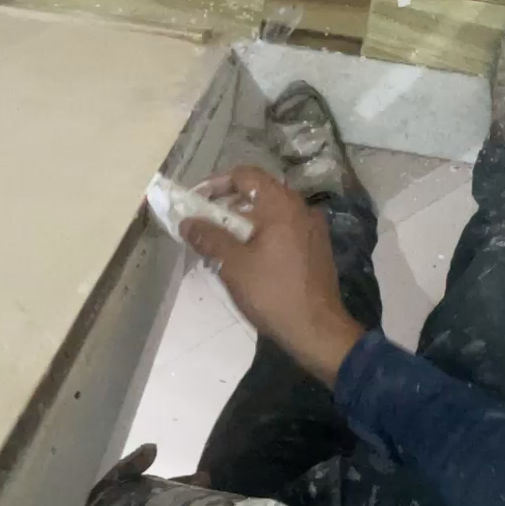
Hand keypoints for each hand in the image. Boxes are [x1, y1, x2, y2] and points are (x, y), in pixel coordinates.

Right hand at [180, 166, 364, 386]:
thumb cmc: (273, 294)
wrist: (317, 330)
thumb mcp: (234, 265)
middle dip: (228, 202)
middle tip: (204, 219)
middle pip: (260, 191)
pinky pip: (285, 228)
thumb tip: (187, 222)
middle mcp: (301, 209)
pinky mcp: (316, 247)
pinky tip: (248, 255)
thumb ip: (209, 238)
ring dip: (245, 219)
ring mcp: (312, 228)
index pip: (245, 175)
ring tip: (221, 240)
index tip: (196, 199)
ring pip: (272, 212)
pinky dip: (263, 233)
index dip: (216, 183)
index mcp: (282, 205)